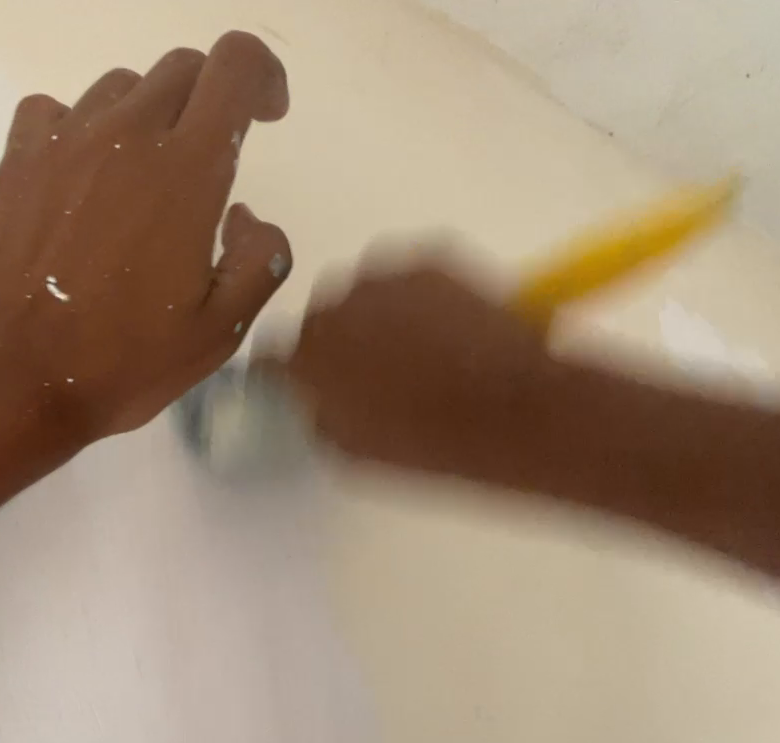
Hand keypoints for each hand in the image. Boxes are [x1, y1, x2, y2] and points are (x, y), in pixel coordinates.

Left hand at [0, 32, 293, 442]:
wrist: (11, 380)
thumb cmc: (121, 364)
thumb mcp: (218, 333)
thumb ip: (259, 262)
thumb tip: (245, 218)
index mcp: (186, 172)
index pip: (235, 66)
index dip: (262, 76)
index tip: (266, 116)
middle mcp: (126, 136)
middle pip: (180, 70)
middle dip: (210, 101)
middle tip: (208, 162)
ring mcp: (63, 142)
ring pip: (120, 88)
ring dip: (147, 118)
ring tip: (142, 182)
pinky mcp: (16, 161)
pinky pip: (55, 111)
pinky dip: (81, 130)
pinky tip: (82, 180)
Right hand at [272, 260, 555, 474]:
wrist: (507, 408)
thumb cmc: (422, 441)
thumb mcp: (350, 448)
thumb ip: (320, 413)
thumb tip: (317, 399)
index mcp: (306, 356)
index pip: (273, 357)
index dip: (287, 372)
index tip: (302, 385)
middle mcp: (333, 305)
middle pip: (323, 319)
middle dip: (341, 341)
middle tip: (374, 372)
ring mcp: (384, 276)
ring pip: (367, 293)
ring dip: (379, 315)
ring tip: (416, 349)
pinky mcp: (431, 258)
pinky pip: (410, 279)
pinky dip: (420, 299)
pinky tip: (447, 330)